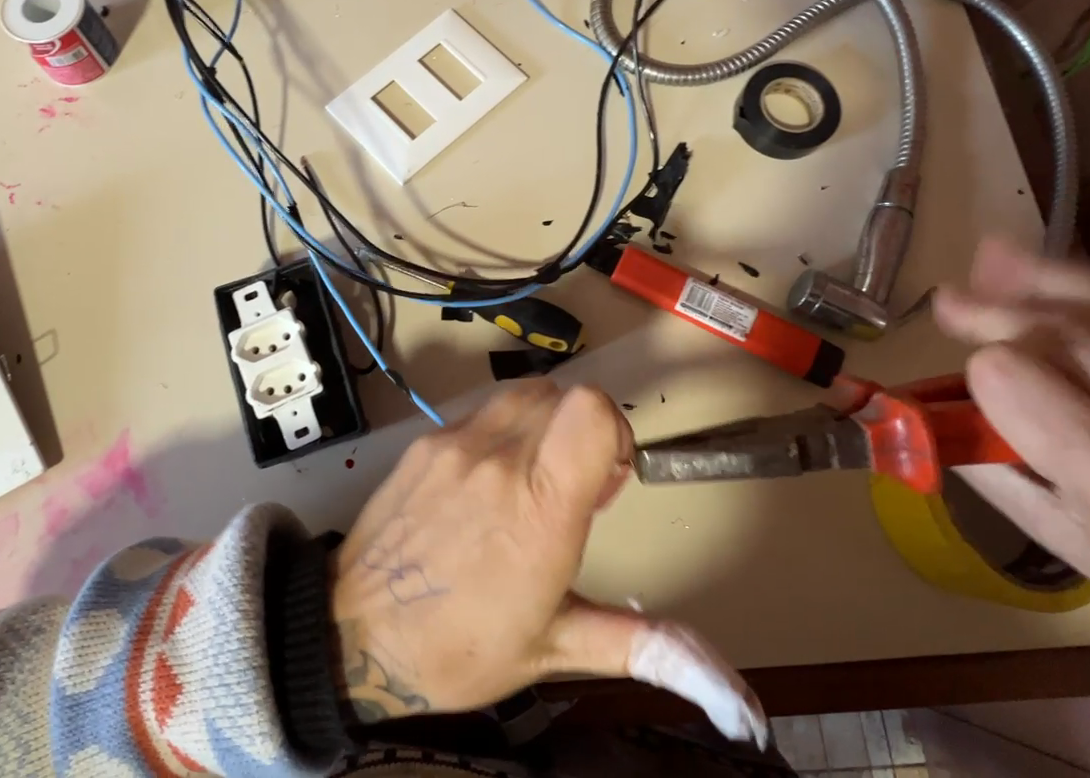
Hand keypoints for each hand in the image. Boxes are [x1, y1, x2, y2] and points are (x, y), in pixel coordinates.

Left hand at [331, 378, 766, 743]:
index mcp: (539, 510)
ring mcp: (453, 445)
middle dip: (583, 433)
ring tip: (530, 484)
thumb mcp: (556, 648)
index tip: (607, 478)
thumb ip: (646, 646)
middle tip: (573, 492)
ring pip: (522, 395)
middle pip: (563, 396)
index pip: (590, 411)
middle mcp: (496, 462)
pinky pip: (479, 412)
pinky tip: (485, 485)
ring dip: (542, 425)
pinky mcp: (423, 443)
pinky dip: (500, 432)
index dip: (614, 430)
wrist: (353, 636)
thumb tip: (736, 695)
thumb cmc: (457, 648)